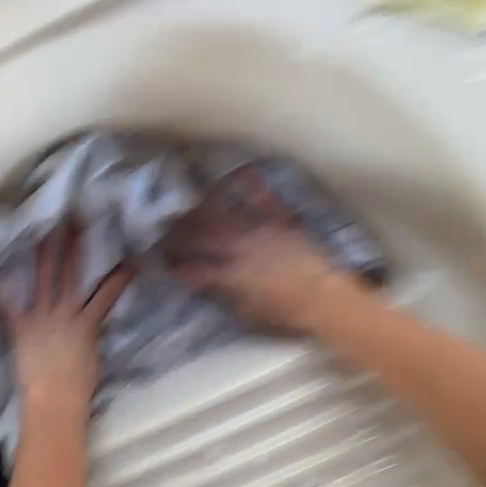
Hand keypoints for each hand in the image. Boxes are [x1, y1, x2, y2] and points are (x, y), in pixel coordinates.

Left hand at [0, 222, 133, 409]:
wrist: (55, 400)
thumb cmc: (79, 387)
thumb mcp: (92, 357)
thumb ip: (90, 336)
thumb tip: (88, 327)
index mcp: (87, 322)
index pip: (108, 293)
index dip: (120, 276)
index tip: (130, 260)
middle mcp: (65, 312)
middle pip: (71, 272)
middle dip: (74, 244)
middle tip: (74, 219)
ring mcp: (41, 317)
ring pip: (44, 279)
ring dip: (42, 253)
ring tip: (41, 230)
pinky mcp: (21, 328)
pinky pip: (4, 305)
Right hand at [164, 171, 363, 333]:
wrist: (325, 298)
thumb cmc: (287, 313)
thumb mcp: (248, 313)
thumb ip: (225, 295)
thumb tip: (209, 284)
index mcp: (230, 275)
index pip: (194, 268)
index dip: (175, 264)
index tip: (160, 259)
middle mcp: (239, 248)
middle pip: (202, 236)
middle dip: (178, 232)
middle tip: (162, 227)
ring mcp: (260, 230)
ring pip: (223, 215)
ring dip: (201, 210)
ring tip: (185, 206)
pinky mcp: (280, 221)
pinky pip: (263, 199)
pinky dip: (250, 185)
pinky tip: (237, 172)